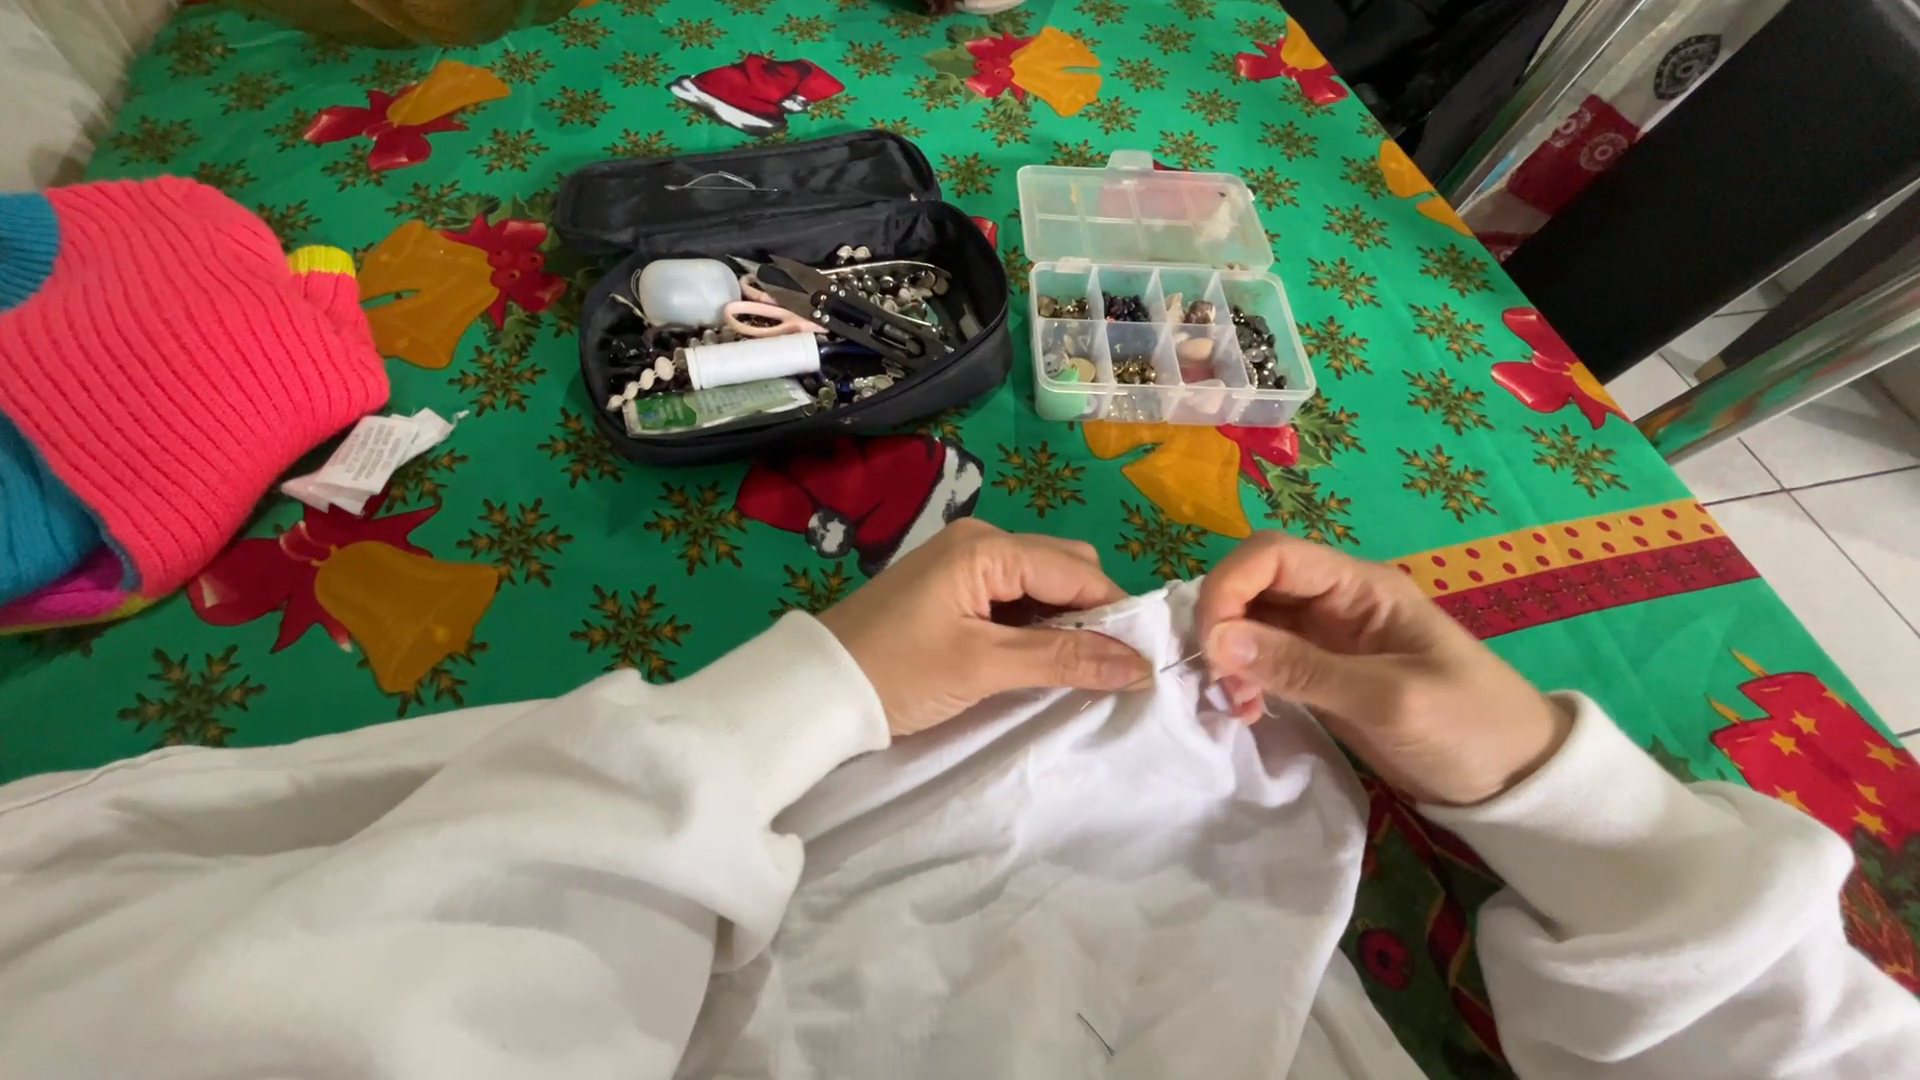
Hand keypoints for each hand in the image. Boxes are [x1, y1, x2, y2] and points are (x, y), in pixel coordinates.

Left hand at [819, 520, 1152, 736]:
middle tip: (1105, 666)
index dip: (1114, 612)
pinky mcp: (955, 587)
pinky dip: (1035, 623)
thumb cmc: (897, 672)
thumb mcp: (982, 667)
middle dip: (1091, 613)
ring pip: (1042, 582)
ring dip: (1064, 620)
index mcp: (987, 547)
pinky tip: (1039, 655)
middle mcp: (981, 541)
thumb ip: (1062, 660)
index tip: (1144, 658)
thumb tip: (1140, 665)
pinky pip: (1014, 595)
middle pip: (1064, 567)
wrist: (819, 687)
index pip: (1076, 570)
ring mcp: (965, 563)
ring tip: (1075, 667)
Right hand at [1195, 533, 1570, 805]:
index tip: (1210, 642)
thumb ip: (1300, 667)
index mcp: (1359, 586)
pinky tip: (1245, 708)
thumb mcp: (1388, 699)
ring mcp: (1321, 635)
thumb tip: (1216, 640)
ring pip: (1246, 620)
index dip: (1228, 585)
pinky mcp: (1314, 670)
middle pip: (1250, 583)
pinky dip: (1239, 676)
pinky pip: (1258, 657)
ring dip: (1226, 654)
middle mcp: (1332, 600)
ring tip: (1235, 702)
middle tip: (1217, 679)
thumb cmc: (1470, 727)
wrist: (1515, 783)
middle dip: (1221, 623)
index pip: (1271, 555)